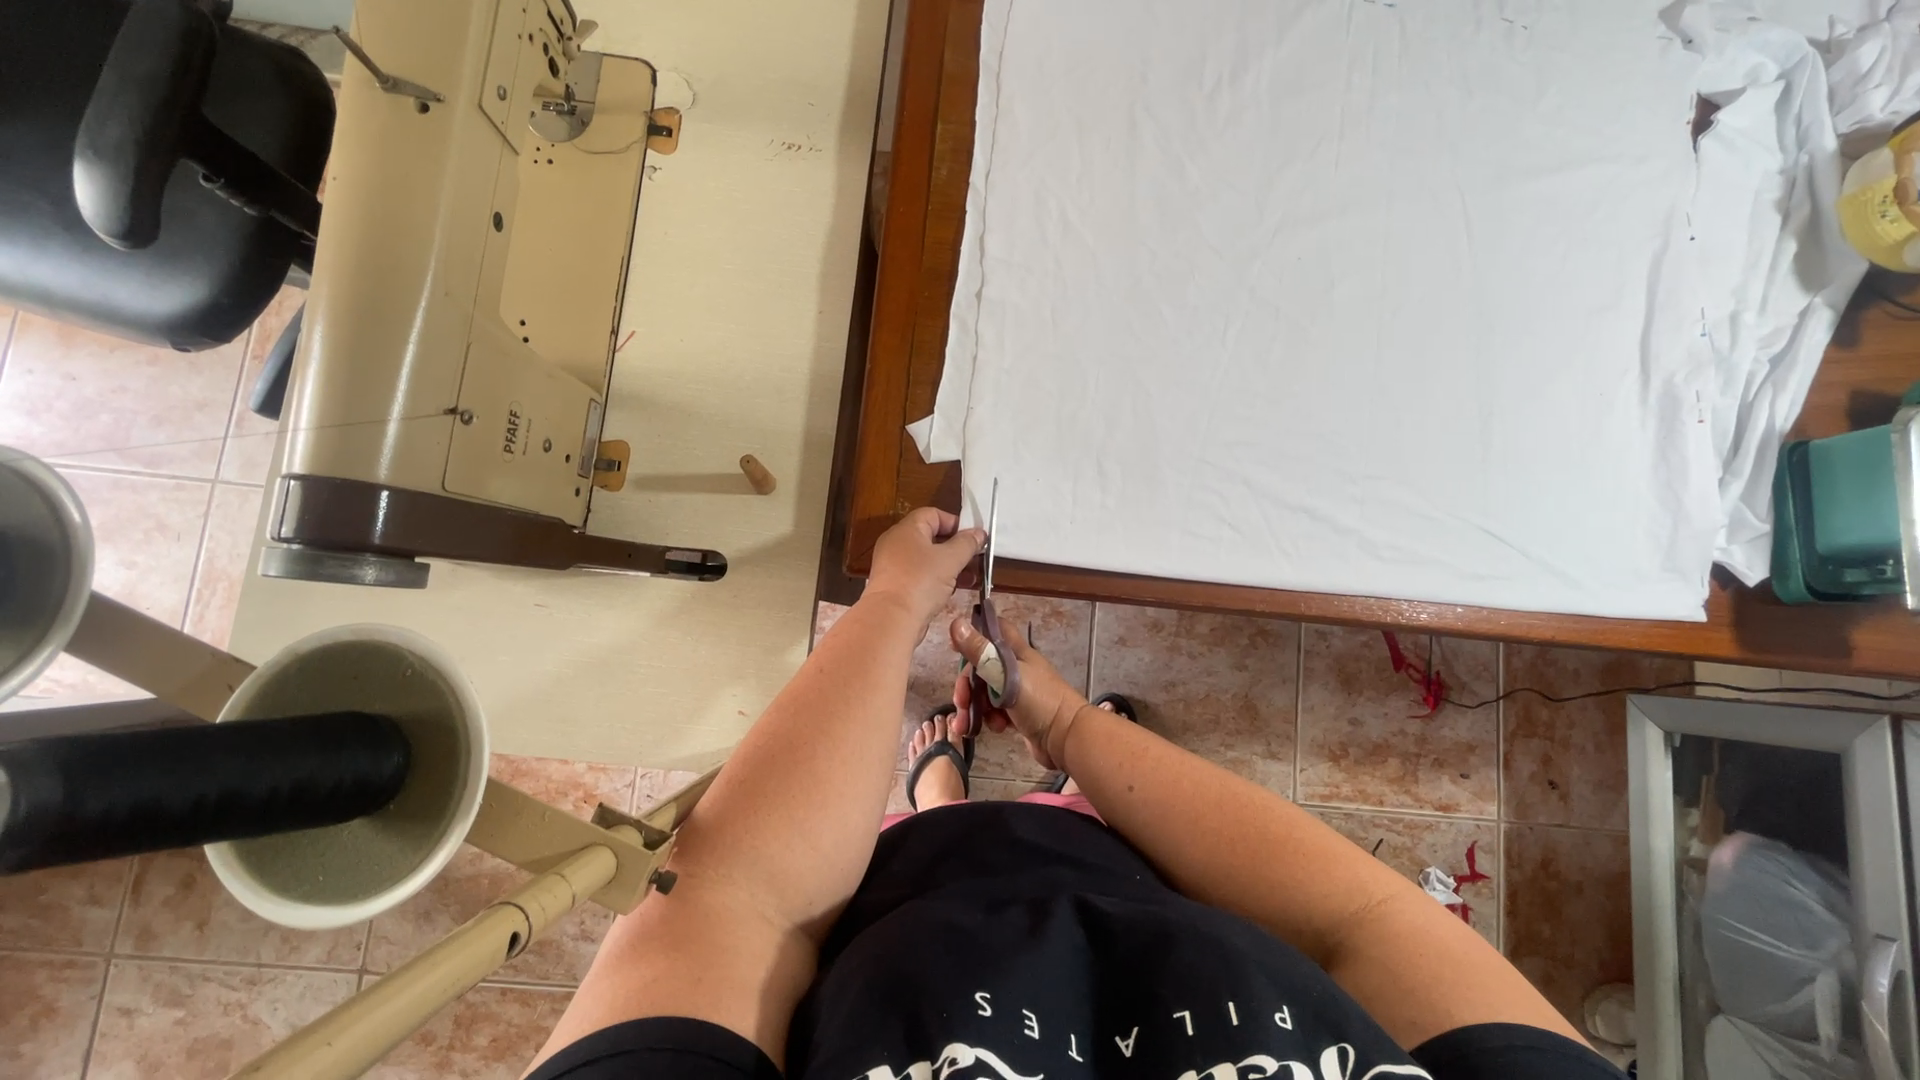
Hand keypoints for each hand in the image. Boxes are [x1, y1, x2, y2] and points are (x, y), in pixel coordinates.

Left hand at [865, 508, 985, 624]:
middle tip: (974, 558)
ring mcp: (893, 566)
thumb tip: (978, 533)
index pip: (933, 514)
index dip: (955, 523)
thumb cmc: (921, 581)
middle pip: (930, 537)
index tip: (973, 537)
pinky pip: (919, 576)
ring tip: (970, 578)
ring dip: (949, 566)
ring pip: (926, 559)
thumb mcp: (950, 560)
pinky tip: (952, 591)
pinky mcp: (894, 586)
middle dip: (955, 547)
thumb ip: (967, 544)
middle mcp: (896, 543)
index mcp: (907, 529)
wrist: (891, 619)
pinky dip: (936, 580)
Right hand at [949, 617, 1088, 769]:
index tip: (955, 647)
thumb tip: (956, 623)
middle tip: (961, 702)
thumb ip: (980, 652)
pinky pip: (995, 712)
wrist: (1067, 739)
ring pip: (986, 693)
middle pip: (982, 668)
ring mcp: (1018, 692)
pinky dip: (988, 719)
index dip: (974, 634)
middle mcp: (1016, 669)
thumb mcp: (1005, 674)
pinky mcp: (1019, 714)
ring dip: (973, 707)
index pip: (994, 630)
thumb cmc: (1039, 701)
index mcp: (1016, 652)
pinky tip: (993, 729)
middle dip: (966, 685)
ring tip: (967, 725)